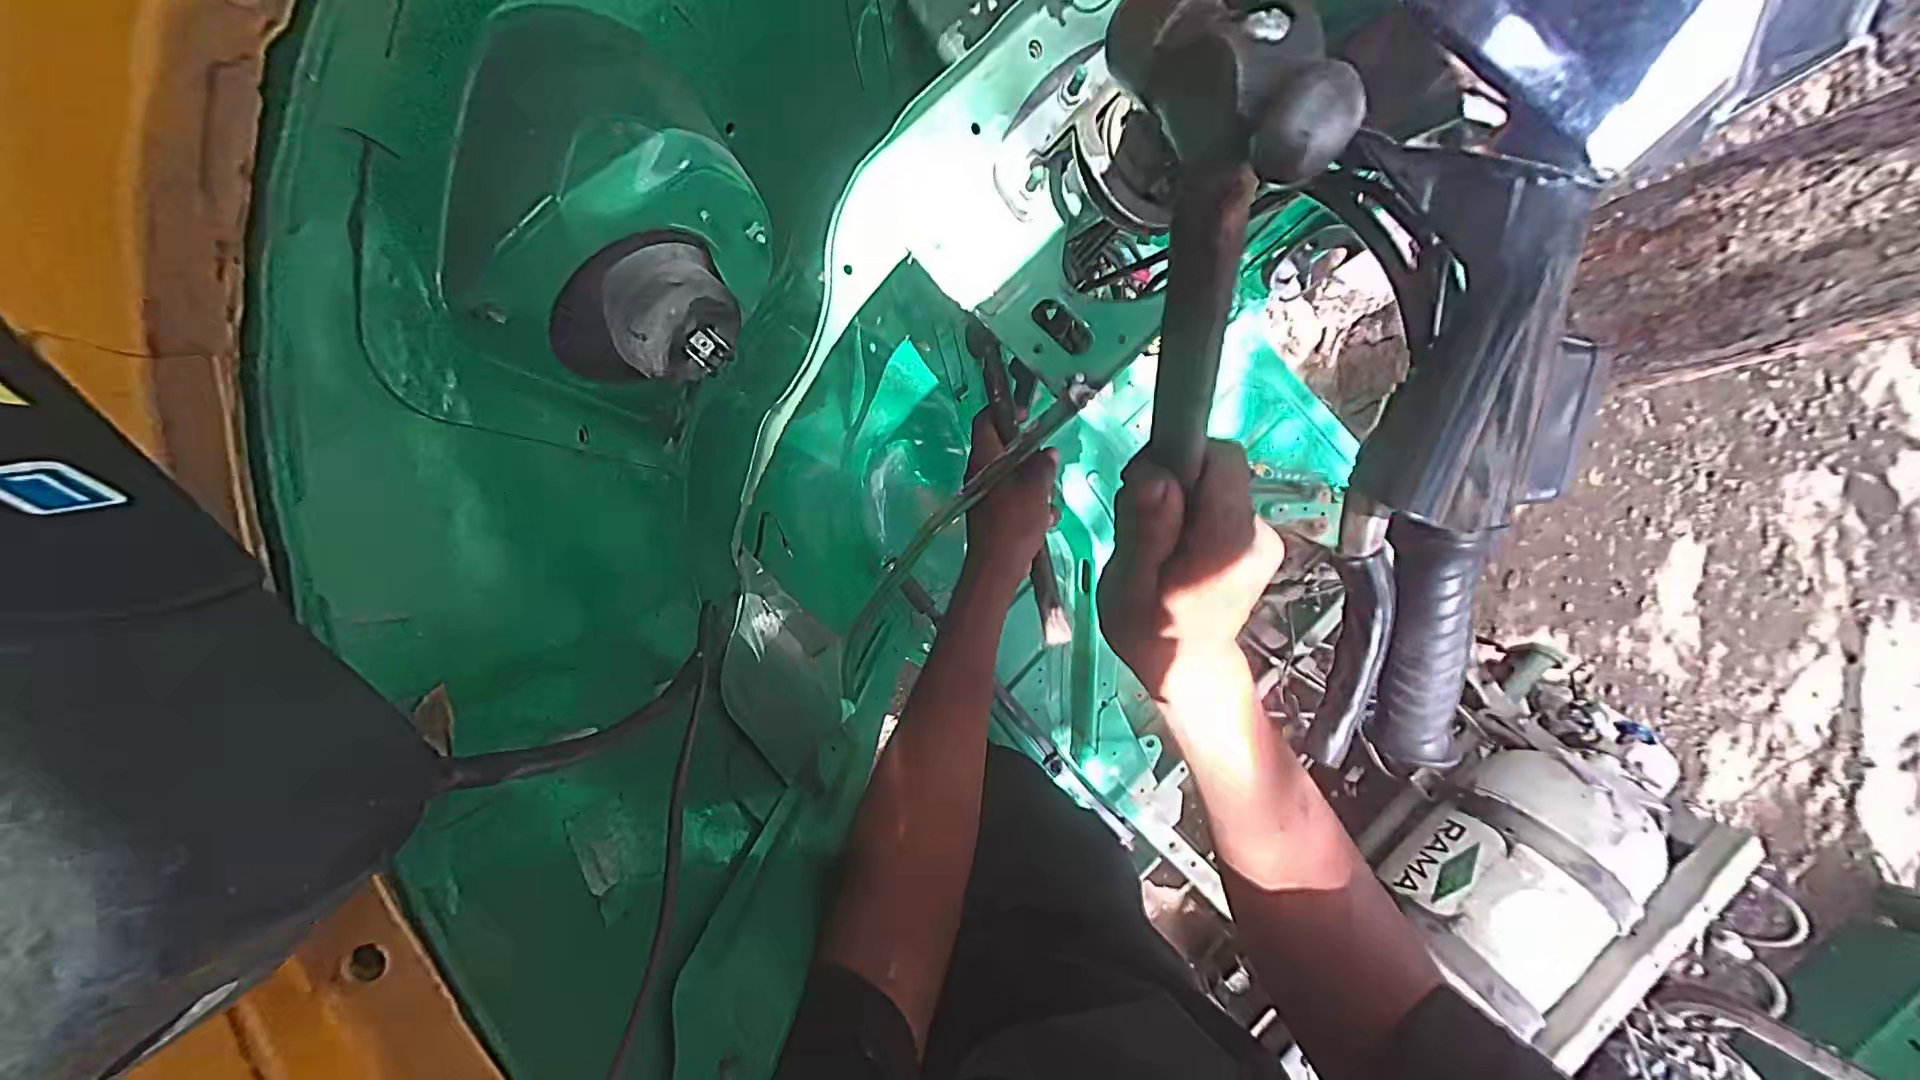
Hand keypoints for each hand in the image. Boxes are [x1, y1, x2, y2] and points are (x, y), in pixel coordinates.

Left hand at [962, 408, 1058, 590]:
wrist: (998, 566)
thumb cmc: (1015, 522)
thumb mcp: (1037, 488)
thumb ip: (1043, 466)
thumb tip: (1048, 453)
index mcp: (985, 458)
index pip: (986, 421)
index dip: (1005, 411)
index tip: (1027, 413)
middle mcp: (980, 473)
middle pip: (1006, 451)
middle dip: (1032, 458)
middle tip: (1049, 467)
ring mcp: (986, 495)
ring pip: (1015, 477)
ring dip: (1036, 486)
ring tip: (1048, 501)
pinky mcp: (993, 514)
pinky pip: (1015, 499)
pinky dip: (1032, 506)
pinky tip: (1045, 520)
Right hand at [1098, 440, 1283, 699]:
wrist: (1185, 666)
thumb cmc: (1149, 632)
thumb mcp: (1130, 585)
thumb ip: (1145, 529)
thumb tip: (1155, 475)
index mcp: (1228, 541)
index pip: (1220, 457)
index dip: (1175, 459)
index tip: (1141, 490)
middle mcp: (1256, 531)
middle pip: (1214, 468)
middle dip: (1169, 483)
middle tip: (1139, 524)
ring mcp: (1260, 535)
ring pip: (1210, 485)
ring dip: (1175, 502)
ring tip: (1153, 543)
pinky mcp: (1253, 538)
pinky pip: (1215, 504)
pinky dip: (1188, 516)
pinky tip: (1172, 550)